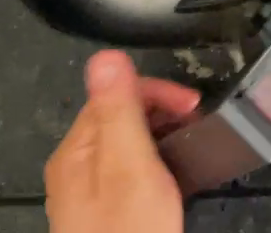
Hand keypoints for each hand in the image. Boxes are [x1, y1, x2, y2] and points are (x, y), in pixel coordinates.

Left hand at [45, 50, 201, 232]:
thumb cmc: (132, 232)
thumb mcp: (129, 168)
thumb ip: (118, 111)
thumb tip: (105, 56)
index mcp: (76, 151)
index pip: (115, 93)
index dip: (158, 92)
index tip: (194, 107)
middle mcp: (74, 168)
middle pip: (119, 115)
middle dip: (162, 111)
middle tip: (196, 126)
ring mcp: (86, 195)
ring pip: (126, 142)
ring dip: (160, 136)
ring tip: (188, 149)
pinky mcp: (102, 215)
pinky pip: (128, 170)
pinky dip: (153, 163)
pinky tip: (171, 179)